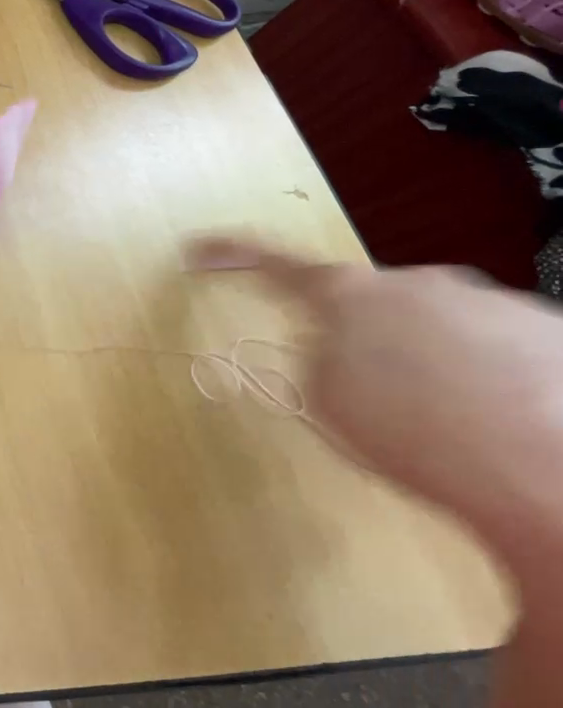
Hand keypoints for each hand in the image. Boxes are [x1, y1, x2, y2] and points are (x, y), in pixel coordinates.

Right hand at [190, 238, 562, 561]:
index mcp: (349, 293)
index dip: (231, 253)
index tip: (200, 247)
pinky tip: (495, 416)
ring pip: (437, 321)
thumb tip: (339, 345)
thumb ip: (319, 353)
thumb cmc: (418, 439)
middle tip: (365, 383)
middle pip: (370, 296)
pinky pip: (497, 342)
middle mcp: (420, 282)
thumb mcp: (326, 398)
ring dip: (428, 354)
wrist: (550, 481)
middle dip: (360, 329)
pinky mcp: (550, 332)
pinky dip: (487, 372)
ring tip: (443, 415)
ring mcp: (494, 302)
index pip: (273, 262)